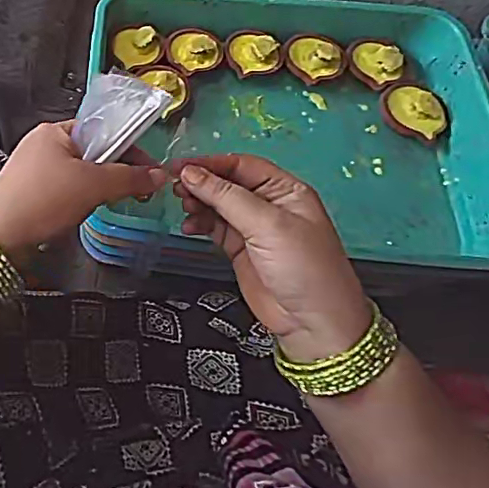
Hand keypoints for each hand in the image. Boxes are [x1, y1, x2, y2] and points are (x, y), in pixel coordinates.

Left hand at [0, 121, 166, 249]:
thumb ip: (129, 178)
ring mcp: (35, 169)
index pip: (104, 130)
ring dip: (95, 191)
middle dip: (113, 174)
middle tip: (130, 192)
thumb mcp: (93, 186)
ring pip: (80, 175)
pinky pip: (65, 191)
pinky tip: (77, 214)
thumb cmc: (39, 201)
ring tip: (97, 204)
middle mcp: (44, 144)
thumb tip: (156, 175)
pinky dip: (77, 202)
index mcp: (56, 130)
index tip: (148, 170)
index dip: (130, 149)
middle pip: (94, 154)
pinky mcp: (31, 191)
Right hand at [174, 154, 371, 360]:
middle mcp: (268, 205)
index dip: (211, 164)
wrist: (313, 323)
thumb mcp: (267, 225)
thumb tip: (191, 173)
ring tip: (183, 206)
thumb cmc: (304, 268)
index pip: (242, 166)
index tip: (181, 166)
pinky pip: (214, 228)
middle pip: (226, 183)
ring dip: (198, 203)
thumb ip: (226, 197)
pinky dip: (199, 224)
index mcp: (285, 190)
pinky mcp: (240, 249)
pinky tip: (189, 226)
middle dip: (201, 183)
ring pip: (217, 205)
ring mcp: (253, 228)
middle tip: (176, 186)